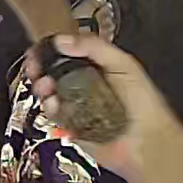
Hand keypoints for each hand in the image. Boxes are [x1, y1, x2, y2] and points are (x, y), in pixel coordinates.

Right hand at [26, 33, 182, 182]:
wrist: (147, 143)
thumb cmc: (143, 104)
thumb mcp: (122, 63)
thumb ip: (94, 46)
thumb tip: (64, 40)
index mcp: (96, 67)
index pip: (68, 53)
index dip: (52, 49)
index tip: (41, 48)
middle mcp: (85, 85)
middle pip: (53, 72)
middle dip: (40, 68)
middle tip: (35, 66)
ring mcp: (77, 105)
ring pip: (50, 92)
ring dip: (43, 87)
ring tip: (46, 86)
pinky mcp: (72, 125)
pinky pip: (54, 114)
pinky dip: (51, 108)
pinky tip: (55, 104)